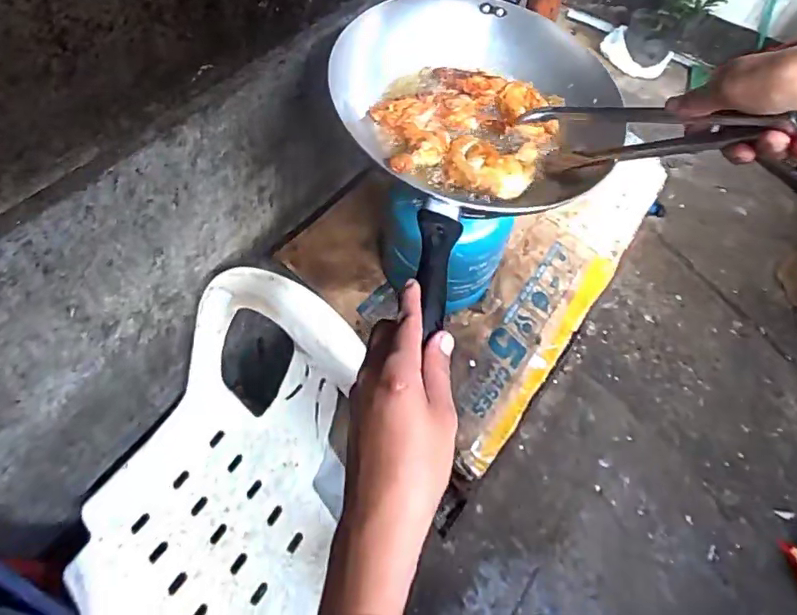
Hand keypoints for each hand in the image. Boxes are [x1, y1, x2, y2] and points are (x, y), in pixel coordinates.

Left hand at [321, 281, 455, 614]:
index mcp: (398, 372)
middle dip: (402, 323)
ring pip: (373, 352)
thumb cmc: (420, 467)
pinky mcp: (354, 409)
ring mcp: (359, 392)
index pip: (406, 325)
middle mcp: (372, 375)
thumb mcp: (442, 417)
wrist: (380, 512)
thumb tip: (438, 339)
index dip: (411, 302)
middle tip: (426, 332)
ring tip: (418, 361)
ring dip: (392, 345)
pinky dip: (385, 366)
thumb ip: (438, 372)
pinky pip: (369, 373)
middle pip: (384, 333)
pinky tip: (402, 388)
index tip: (412, 284)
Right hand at [665, 41, 796, 165]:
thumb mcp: (729, 88)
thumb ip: (698, 102)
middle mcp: (760, 96)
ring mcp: (788, 113)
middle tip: (749, 148)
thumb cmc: (780, 80)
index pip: (710, 109)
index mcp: (737, 81)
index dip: (705, 127)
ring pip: (766, 144)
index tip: (702, 140)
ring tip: (787, 141)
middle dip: (741, 144)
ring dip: (772, 148)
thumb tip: (668, 107)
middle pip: (737, 133)